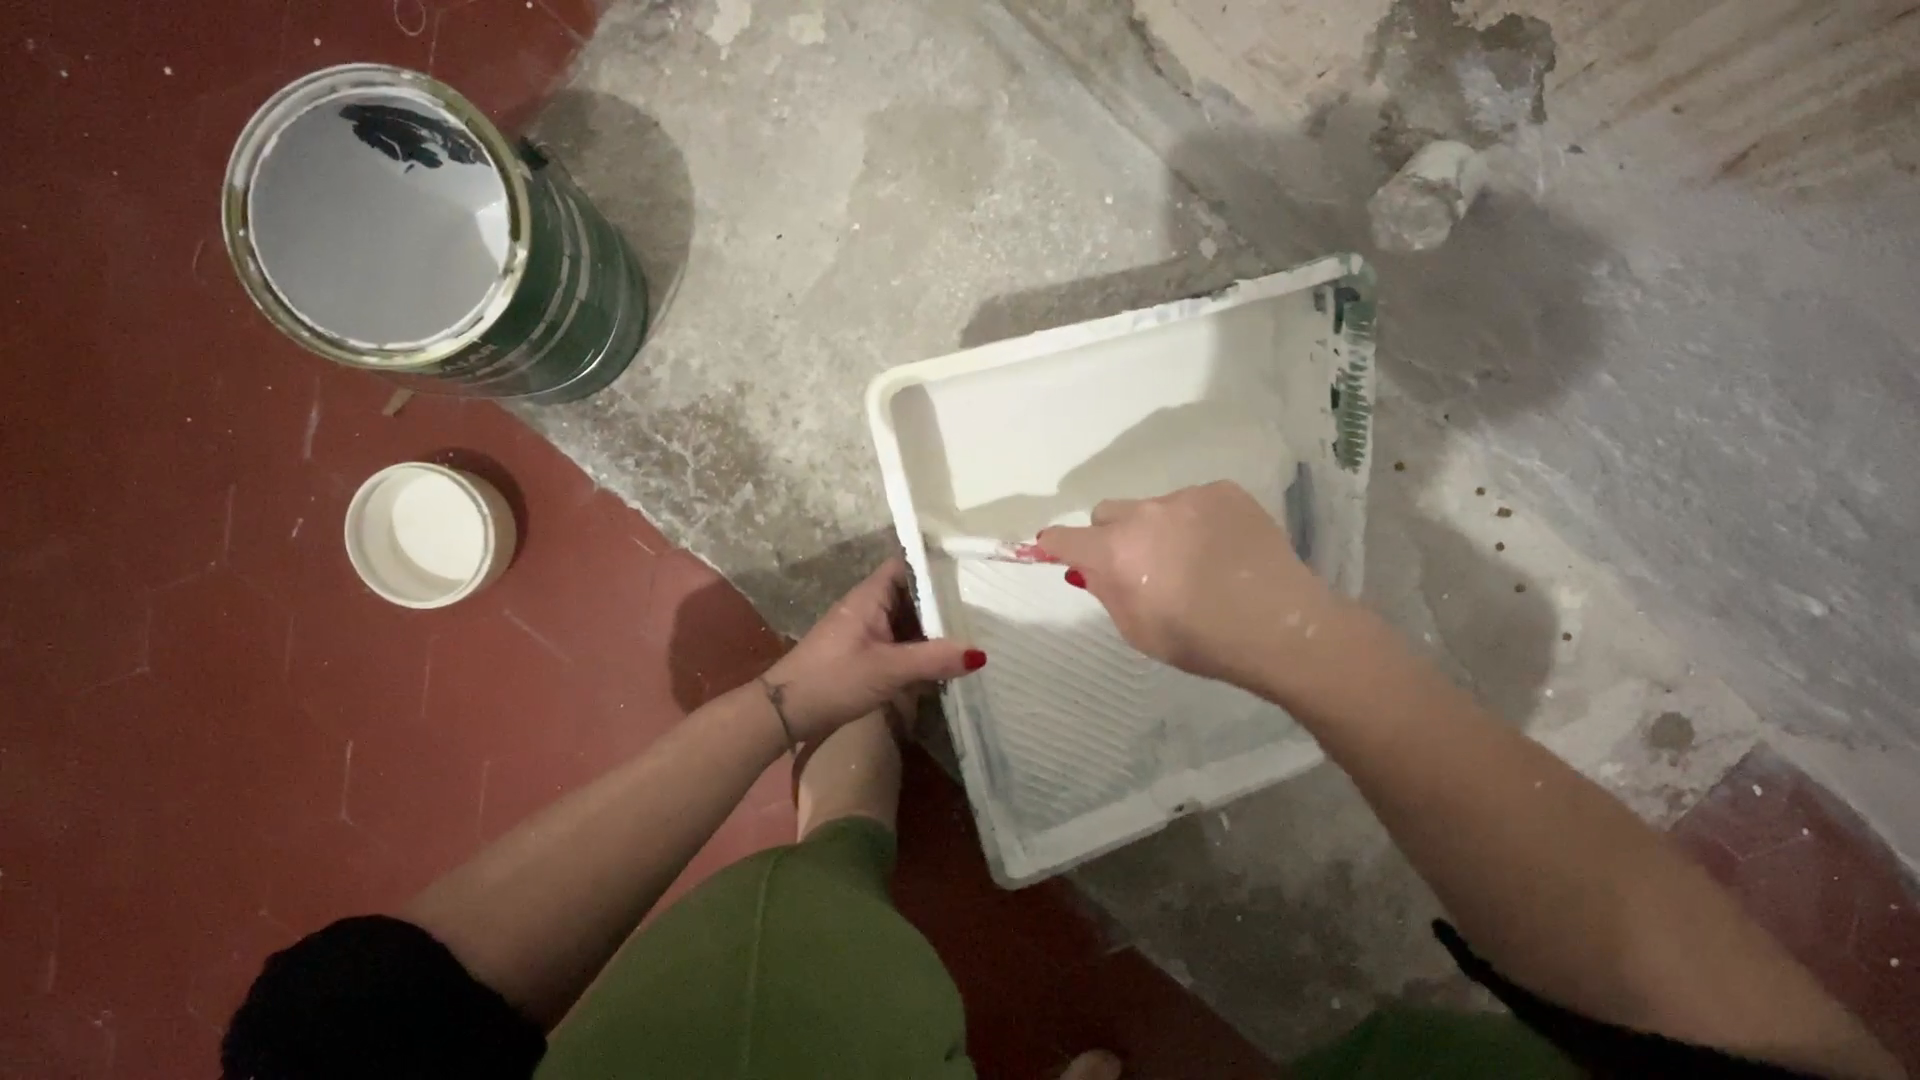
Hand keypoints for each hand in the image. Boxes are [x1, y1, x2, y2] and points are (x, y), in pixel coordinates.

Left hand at [760, 558, 984, 742]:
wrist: (785, 711)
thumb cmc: (834, 679)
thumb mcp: (888, 670)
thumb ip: (933, 660)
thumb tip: (979, 653)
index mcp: (870, 596)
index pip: (907, 565)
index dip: (935, 565)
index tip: (968, 573)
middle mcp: (868, 607)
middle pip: (912, 594)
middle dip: (942, 602)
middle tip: (982, 607)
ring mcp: (865, 631)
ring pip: (906, 621)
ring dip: (932, 629)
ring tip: (973, 632)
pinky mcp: (863, 653)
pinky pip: (898, 642)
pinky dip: (919, 649)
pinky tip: (944, 661)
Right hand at [1037, 481, 1337, 689]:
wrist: (1282, 627)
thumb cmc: (1202, 642)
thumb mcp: (1138, 631)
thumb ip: (1106, 592)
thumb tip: (1087, 568)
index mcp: (1115, 552)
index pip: (1063, 537)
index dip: (1056, 547)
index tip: (1059, 554)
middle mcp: (1144, 514)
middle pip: (1107, 513)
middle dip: (1111, 536)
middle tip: (1139, 566)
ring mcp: (1186, 497)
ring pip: (1153, 508)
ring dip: (1158, 529)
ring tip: (1194, 562)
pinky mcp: (1223, 491)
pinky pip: (1193, 502)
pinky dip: (1196, 522)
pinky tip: (1221, 550)